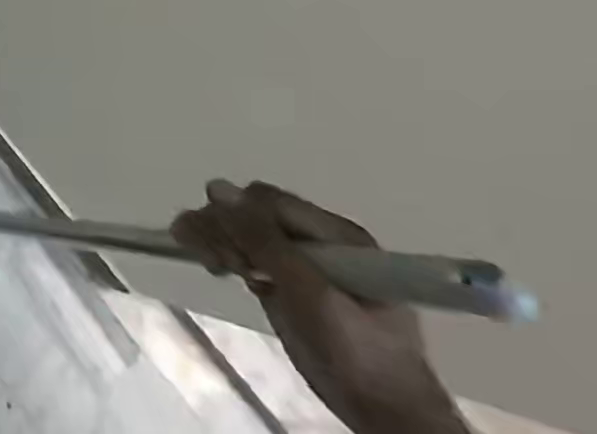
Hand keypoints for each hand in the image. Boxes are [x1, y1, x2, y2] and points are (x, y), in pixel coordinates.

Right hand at [171, 181, 468, 433]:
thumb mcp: (311, 295)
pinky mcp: (276, 278)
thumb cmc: (356, 353)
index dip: (239, 217)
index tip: (232, 256)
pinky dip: (215, 249)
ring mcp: (293, 258)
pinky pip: (236, 247)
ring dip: (213, 238)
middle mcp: (312, 238)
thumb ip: (265, 241)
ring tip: (215, 268)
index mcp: (334, 234)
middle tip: (220, 266)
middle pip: (247, 210)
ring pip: (234, 225)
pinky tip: (214, 267)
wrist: (383, 415)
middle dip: (224, 231)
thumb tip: (216, 186)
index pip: (266, 200)